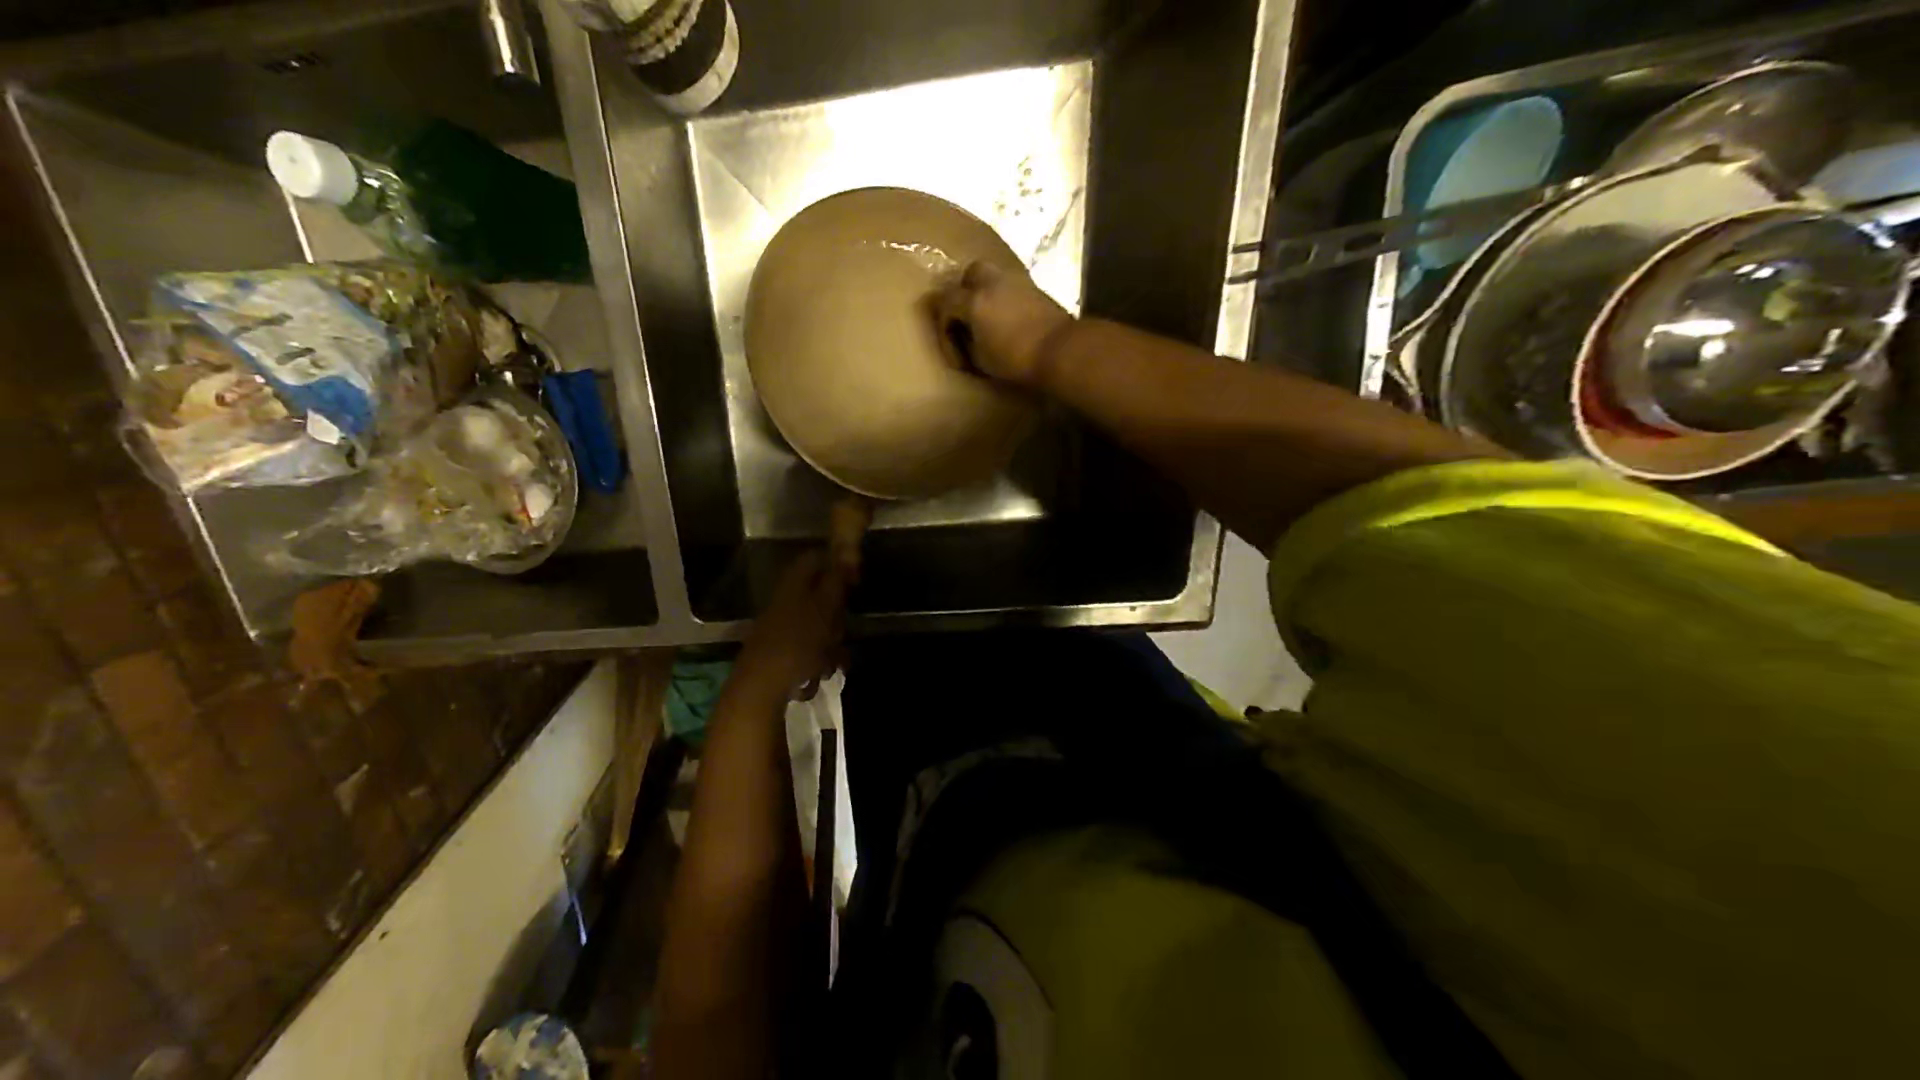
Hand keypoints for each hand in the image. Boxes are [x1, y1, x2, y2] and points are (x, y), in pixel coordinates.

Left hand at [736, 548, 854, 700]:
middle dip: (836, 616)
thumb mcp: (825, 607)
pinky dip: (817, 662)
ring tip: (832, 662)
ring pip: (817, 627)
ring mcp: (780, 628)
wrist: (760, 686)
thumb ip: (836, 580)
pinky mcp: (779, 652)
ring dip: (830, 644)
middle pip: (819, 596)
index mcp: (793, 585)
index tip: (855, 582)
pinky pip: (807, 650)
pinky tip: (815, 678)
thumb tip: (846, 554)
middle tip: (840, 631)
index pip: (815, 559)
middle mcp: (785, 601)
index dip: (836, 565)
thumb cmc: (798, 642)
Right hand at [933, 261, 1074, 387]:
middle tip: (967, 319)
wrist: (1060, 350)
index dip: (944, 327)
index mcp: (973, 300)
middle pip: (968, 275)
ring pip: (992, 276)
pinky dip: (1003, 298)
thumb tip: (967, 337)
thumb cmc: (1016, 359)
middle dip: (963, 294)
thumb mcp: (981, 359)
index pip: (944, 303)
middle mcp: (992, 282)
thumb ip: (967, 343)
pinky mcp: (1035, 287)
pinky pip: (1010, 286)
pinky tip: (1008, 320)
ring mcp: (1016, 281)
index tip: (955, 350)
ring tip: (988, 319)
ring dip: (985, 294)